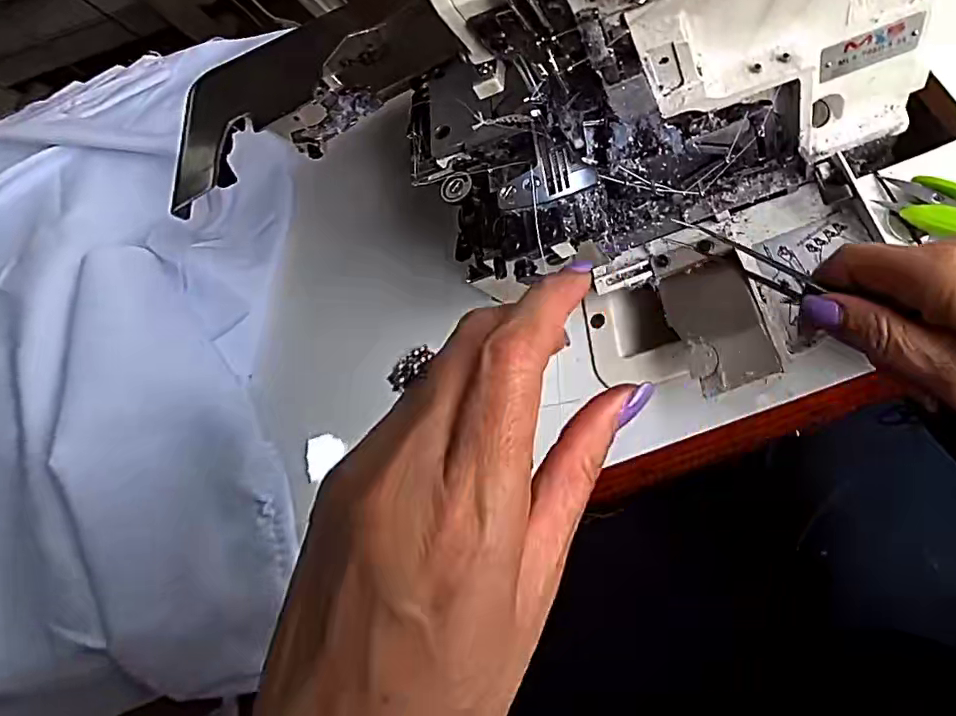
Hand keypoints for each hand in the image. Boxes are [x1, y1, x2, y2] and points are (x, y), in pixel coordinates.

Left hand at [256, 265, 651, 715]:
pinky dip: (455, 381)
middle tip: (559, 314)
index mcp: (474, 500)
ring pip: (437, 363)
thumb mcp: (538, 575)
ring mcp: (363, 473)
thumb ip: (578, 468)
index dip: (547, 301)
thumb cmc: (443, 684)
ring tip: (529, 362)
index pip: (510, 358)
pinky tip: (477, 411)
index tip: (573, 280)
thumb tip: (615, 405)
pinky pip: (408, 399)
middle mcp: (407, 474)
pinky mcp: (340, 480)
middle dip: (521, 310)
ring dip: (490, 345)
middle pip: (467, 341)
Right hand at [806, 237, 955, 488]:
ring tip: (940, 384)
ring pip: (906, 292)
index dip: (826, 298)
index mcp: (942, 268)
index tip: (819, 334)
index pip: (849, 261)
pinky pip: (938, 299)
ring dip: (905, 336)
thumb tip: (824, 308)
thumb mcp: (946, 377)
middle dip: (873, 326)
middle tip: (903, 378)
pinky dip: (932, 333)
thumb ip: (876, 336)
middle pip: (878, 277)